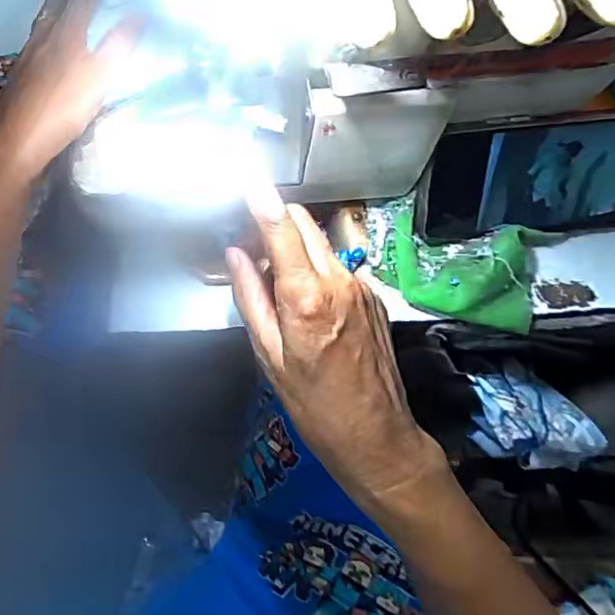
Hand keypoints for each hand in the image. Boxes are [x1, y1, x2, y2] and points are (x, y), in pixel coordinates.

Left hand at [0, 0, 138, 184]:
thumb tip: (138, 13)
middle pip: (54, 7)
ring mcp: (25, 58)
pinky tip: (42, 51)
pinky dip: (42, 38)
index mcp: (66, 34)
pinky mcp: (16, 78)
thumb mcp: (99, 79)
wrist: (14, 143)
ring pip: (40, 26)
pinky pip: (32, 46)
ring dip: (51, 13)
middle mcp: (43, 39)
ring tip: (58, 9)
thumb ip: (118, 45)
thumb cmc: (61, 110)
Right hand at [226, 186, 448, 512]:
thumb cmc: (314, 404)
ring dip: (292, 242)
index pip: (281, 231)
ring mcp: (360, 286)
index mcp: (306, 297)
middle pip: (303, 223)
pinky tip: (299, 294)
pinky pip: (333, 262)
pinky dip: (311, 262)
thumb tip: (235, 255)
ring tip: (270, 274)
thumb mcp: (269, 355)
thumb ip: (251, 297)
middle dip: (273, 220)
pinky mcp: (371, 295)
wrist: (378, 436)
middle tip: (247, 240)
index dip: (261, 200)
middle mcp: (338, 281)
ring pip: (319, 240)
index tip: (247, 177)